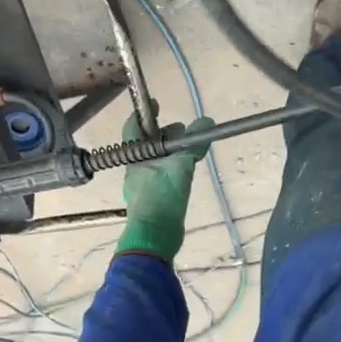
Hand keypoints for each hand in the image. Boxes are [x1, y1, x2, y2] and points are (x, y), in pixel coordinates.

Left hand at [115, 112, 212, 262]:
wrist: (154, 237)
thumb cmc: (162, 197)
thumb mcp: (180, 166)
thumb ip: (193, 145)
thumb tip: (207, 121)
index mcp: (135, 157)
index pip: (133, 127)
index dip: (144, 113)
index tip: (157, 104)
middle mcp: (135, 169)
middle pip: (148, 144)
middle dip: (165, 134)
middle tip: (184, 132)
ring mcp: (142, 186)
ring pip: (156, 161)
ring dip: (171, 153)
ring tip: (189, 152)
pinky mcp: (152, 200)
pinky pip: (162, 176)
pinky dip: (173, 169)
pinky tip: (185, 174)